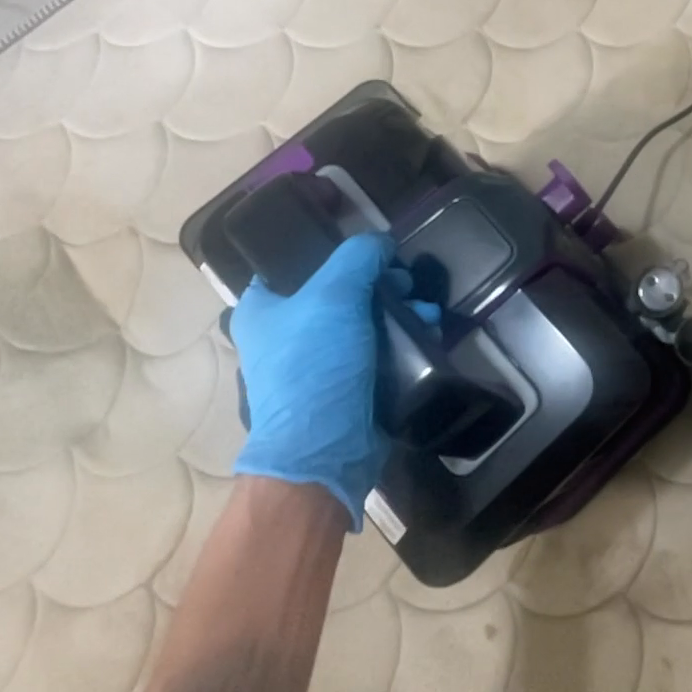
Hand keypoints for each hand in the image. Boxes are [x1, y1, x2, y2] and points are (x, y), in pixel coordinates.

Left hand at [230, 233, 401, 531]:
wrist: (326, 448)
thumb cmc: (316, 365)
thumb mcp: (335, 294)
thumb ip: (360, 256)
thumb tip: (383, 243)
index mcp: (263, 310)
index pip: (293, 264)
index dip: (332, 252)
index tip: (369, 251)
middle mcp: (287, 333)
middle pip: (343, 290)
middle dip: (383, 284)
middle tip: (407, 284)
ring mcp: (320, 362)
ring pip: (369, 319)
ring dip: (403, 311)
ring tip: (427, 314)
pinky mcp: (351, 384)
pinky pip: (383, 350)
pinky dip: (405, 340)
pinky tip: (428, 334)